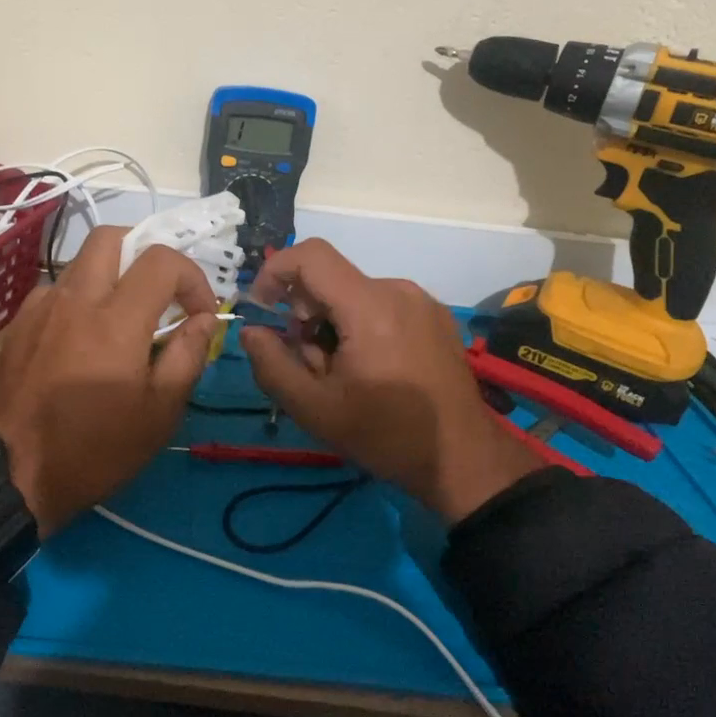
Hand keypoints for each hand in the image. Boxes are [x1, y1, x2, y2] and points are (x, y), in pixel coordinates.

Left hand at [0, 227, 218, 533]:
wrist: (13, 473)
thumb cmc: (95, 449)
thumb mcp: (159, 414)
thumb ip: (186, 355)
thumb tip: (202, 319)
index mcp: (116, 320)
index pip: (160, 260)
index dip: (191, 277)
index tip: (198, 313)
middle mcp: (76, 299)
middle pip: (111, 236)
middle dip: (144, 251)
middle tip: (160, 290)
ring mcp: (42, 307)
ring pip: (81, 261)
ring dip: (111, 274)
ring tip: (124, 315)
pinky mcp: (19, 323)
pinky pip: (56, 290)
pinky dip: (80, 298)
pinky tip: (83, 336)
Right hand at [240, 239, 542, 521]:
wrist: (464, 460)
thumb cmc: (386, 435)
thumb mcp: (314, 409)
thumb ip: (272, 365)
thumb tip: (251, 331)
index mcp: (370, 307)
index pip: (310, 256)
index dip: (274, 271)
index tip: (262, 308)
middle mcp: (397, 290)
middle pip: (330, 281)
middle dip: (305, 315)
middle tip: (310, 365)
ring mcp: (421, 301)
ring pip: (353, 294)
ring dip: (332, 324)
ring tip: (343, 374)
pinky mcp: (434, 316)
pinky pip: (380, 304)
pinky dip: (359, 325)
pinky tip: (371, 368)